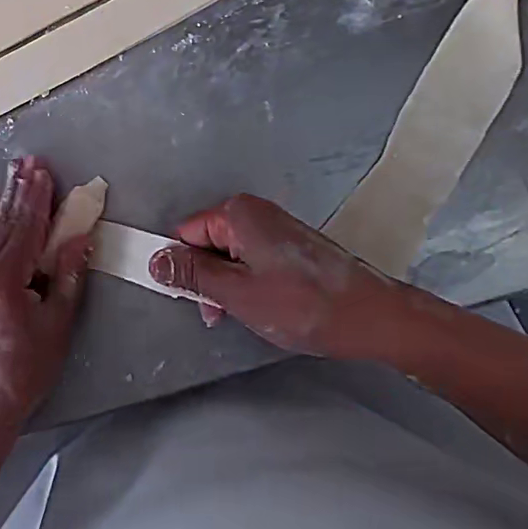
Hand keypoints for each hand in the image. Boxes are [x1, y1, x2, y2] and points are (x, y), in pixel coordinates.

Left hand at [0, 157, 90, 431]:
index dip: (40, 199)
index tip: (47, 171)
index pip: (29, 229)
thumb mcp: (56, 324)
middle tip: (34, 159)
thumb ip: (67, 276)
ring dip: (11, 196)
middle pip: (11, 221)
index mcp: (5, 279)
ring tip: (18, 167)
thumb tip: (80, 237)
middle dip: (25, 189)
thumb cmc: (26, 367)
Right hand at [148, 194, 414, 360]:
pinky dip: (249, 281)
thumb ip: (193, 274)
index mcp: (237, 213)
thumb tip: (155, 258)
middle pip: (207, 241)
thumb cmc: (303, 305)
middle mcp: (254, 210)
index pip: (187, 231)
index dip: (182, 265)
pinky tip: (265, 305)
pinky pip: (252, 257)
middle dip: (207, 277)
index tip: (187, 297)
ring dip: (228, 284)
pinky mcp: (289, 243)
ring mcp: (275, 226)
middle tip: (219, 312)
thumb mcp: (237, 293)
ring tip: (246, 313)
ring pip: (230, 253)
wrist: (372, 317)